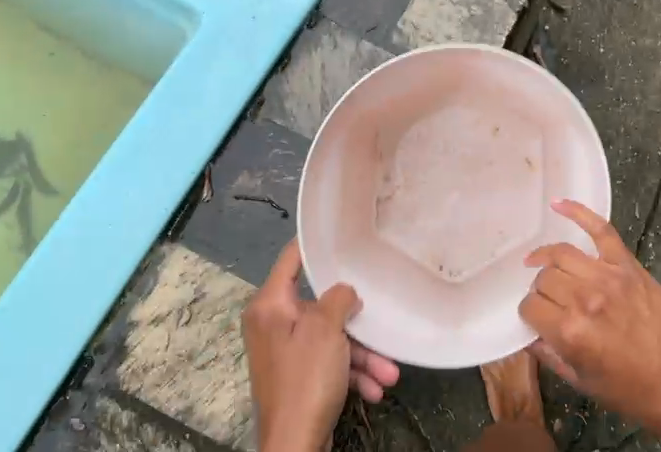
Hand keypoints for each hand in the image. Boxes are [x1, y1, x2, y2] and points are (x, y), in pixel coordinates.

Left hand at [245, 242, 400, 451]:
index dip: (316, 243)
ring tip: (390, 371)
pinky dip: (352, 374)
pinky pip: (330, 364)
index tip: (343, 231)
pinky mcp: (298, 379)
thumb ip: (338, 298)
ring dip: (362, 354)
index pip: (291, 258)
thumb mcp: (326, 329)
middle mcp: (273, 325)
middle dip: (356, 319)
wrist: (294, 449)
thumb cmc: (305, 380)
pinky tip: (376, 388)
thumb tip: (344, 292)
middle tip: (380, 315)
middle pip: (320, 304)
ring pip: (331, 338)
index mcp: (270, 306)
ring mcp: (286, 353)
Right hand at [518, 199, 660, 434]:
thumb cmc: (632, 392)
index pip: (530, 307)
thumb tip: (527, 334)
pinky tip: (558, 204)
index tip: (535, 319)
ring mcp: (609, 276)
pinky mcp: (629, 265)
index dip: (528, 314)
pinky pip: (600, 229)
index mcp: (571, 332)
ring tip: (539, 263)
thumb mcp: (582, 383)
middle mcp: (586, 298)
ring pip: (563, 253)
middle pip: (545, 278)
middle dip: (539, 289)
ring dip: (547, 258)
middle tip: (547, 301)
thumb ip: (549, 355)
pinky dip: (578, 212)